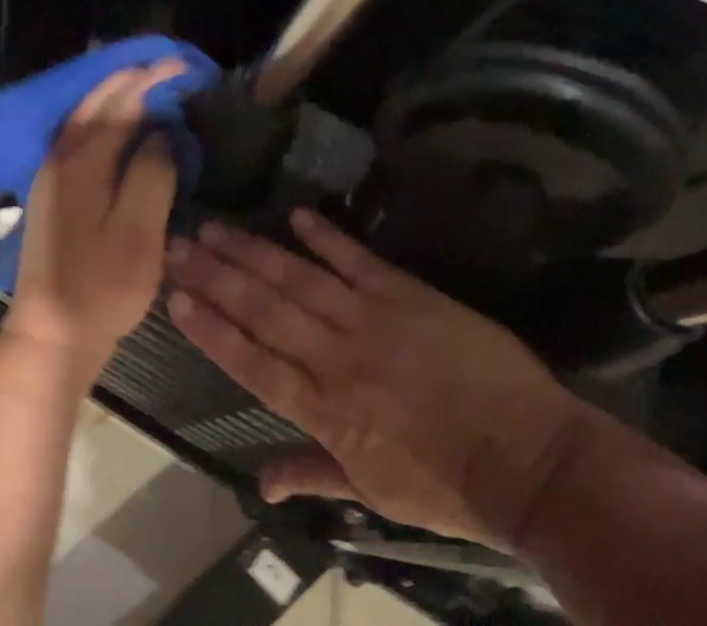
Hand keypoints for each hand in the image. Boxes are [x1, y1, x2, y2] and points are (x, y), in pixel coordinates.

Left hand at [4, 62, 184, 374]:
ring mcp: (50, 177)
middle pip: (93, 103)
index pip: (119, 103)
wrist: (51, 332)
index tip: (185, 66)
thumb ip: (151, 176)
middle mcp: (58, 159)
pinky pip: (78, 140)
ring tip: (151, 88)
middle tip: (169, 69)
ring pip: (82, 119)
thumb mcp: (138, 233)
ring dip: (114, 97)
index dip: (152, 80)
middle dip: (130, 78)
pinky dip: (102, 122)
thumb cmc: (100, 286)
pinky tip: (122, 131)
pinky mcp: (52, 195)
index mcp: (80, 163)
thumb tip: (160, 134)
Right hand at [165, 210, 589, 549]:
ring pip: (297, 279)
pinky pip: (357, 260)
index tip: (174, 298)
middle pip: (261, 309)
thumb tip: (257, 483)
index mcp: (322, 409)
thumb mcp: (372, 492)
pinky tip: (295, 214)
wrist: (531, 461)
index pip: (250, 360)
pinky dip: (326, 237)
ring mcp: (371, 321)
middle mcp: (334, 357)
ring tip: (214, 227)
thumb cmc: (448, 486)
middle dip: (213, 276)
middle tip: (175, 245)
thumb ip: (310, 473)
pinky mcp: (408, 295)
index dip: (210, 328)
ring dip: (251, 251)